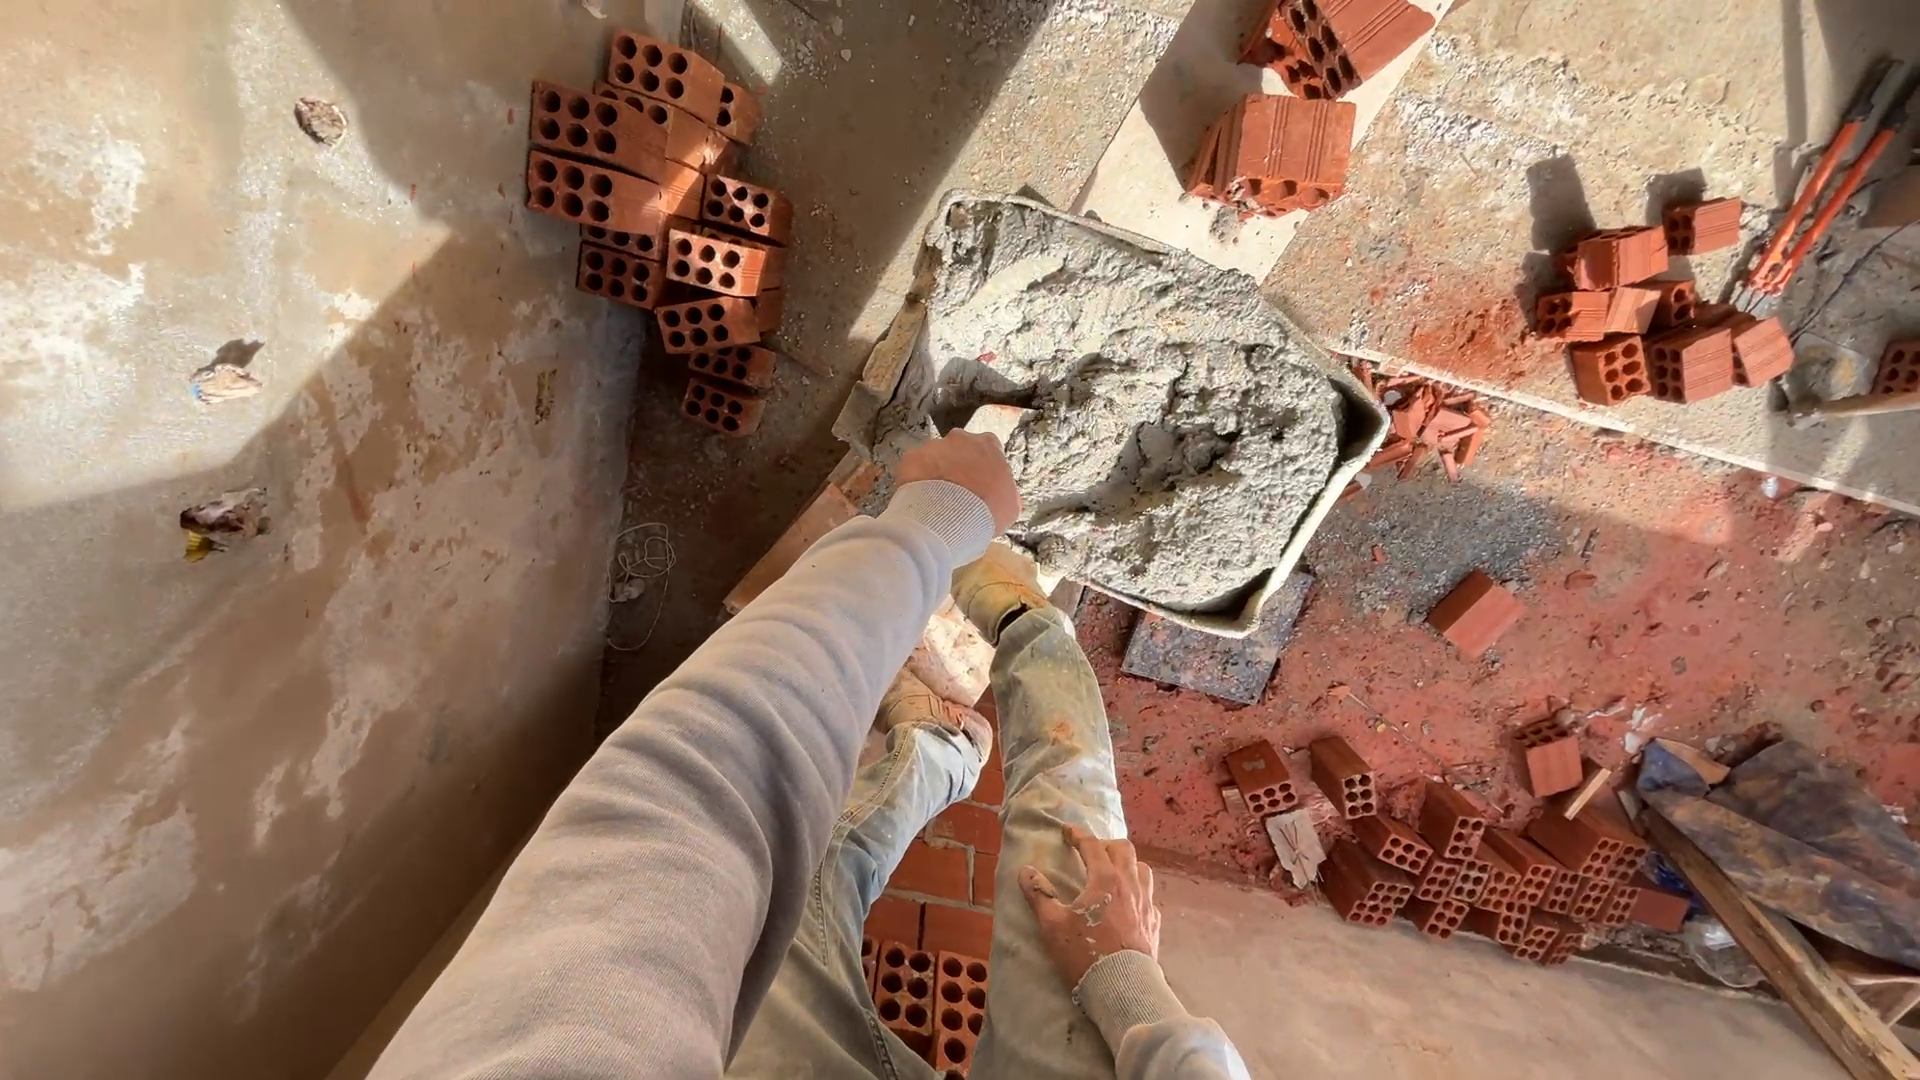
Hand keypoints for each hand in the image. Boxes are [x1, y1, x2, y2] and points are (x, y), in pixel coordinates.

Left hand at [896, 431, 1021, 533]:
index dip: (981, 468)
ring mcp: (933, 446)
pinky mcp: (911, 457)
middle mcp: (960, 438)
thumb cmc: (987, 511)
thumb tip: (1003, 494)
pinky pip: (913, 468)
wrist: (951, 518)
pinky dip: (914, 481)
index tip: (978, 484)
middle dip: (956, 466)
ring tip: (934, 500)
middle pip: (957, 449)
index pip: (986, 449)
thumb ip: (1006, 492)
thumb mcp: (1010, 505)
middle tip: (954, 492)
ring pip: (933, 458)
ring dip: (934, 474)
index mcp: (988, 445)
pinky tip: (918, 500)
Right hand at [1018, 825, 1160, 988]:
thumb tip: (1026, 871)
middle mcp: (1129, 884)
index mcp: (1105, 879)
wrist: (1124, 990)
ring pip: (1141, 868)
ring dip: (1127, 864)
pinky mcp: (1154, 923)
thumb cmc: (1086, 954)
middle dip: (1105, 845)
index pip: (1092, 845)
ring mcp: (1146, 903)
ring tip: (1113, 873)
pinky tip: (1129, 902)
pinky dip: (1137, 889)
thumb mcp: (1054, 926)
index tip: (1067, 831)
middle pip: (1123, 849)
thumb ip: (1039, 895)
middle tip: (1090, 853)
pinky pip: (1149, 895)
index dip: (1078, 834)